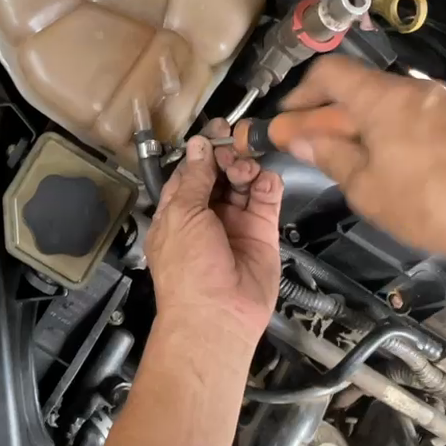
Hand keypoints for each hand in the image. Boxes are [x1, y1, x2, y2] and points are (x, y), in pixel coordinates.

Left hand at [145, 121, 283, 345]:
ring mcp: (235, 223)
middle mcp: (206, 215)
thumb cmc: (188, 268)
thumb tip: (198, 146)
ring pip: (245, 182)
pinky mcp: (262, 231)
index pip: (190, 171)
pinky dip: (268, 184)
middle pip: (220, 173)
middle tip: (233, 149)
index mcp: (177, 212)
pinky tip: (264, 181)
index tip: (216, 132)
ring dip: (246, 168)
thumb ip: (194, 178)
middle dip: (227, 156)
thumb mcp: (182, 214)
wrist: (216, 313)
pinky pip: (267, 199)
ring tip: (245, 170)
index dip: (203, 151)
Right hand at [275, 54, 445, 264]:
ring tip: (339, 161)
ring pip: (383, 107)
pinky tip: (379, 166)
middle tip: (301, 146)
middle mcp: (412, 91)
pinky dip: (384, 135)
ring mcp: (440, 106)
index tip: (285, 121)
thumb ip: (330, 157)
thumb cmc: (431, 202)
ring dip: (354, 128)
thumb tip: (302, 140)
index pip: (329, 72)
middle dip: (323, 117)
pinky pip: (408, 120)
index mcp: (382, 97)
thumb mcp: (365, 187)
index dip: (300, 94)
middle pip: (355, 91)